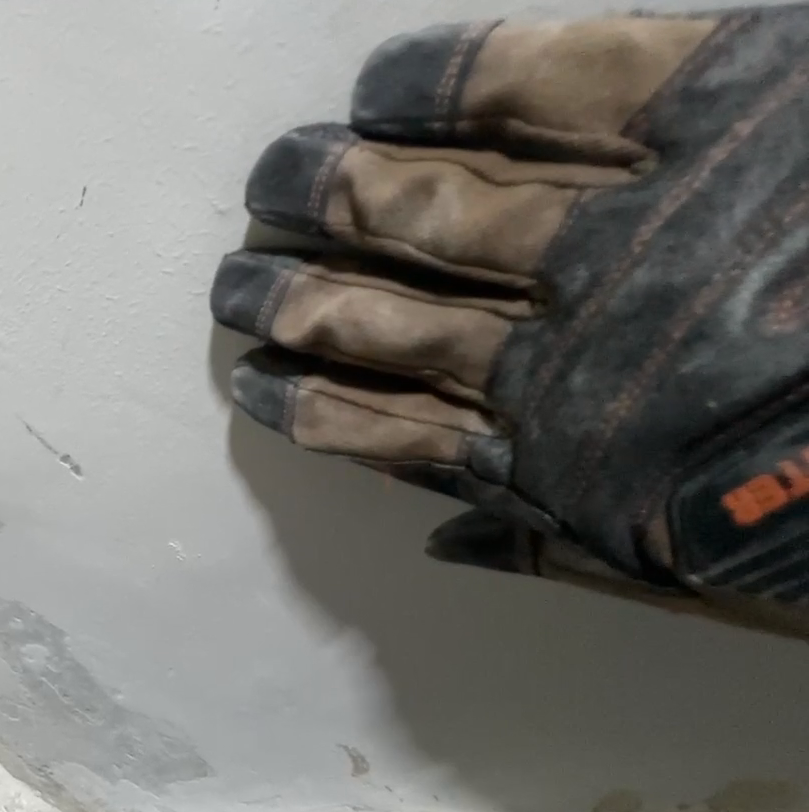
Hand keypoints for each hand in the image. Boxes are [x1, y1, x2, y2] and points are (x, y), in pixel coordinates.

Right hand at [213, 10, 808, 635]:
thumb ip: (568, 550)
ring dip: (329, 199)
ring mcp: (632, 231)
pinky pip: (564, 80)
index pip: (376, 428)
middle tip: (234, 276)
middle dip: (287, 291)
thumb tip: (447, 536)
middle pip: (375, 314)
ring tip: (270, 187)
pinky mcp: (737, 105)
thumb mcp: (703, 573)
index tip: (252, 382)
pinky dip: (464, 77)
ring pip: (429, 212)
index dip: (302, 402)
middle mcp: (561, 348)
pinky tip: (388, 82)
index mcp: (559, 455)